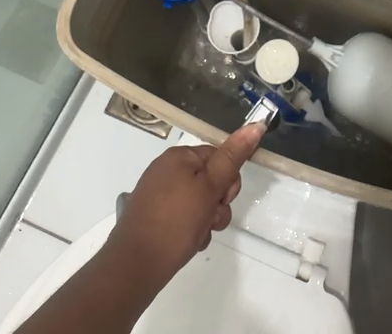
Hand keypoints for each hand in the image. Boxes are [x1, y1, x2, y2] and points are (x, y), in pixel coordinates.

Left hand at [102, 123, 266, 284]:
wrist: (134, 267)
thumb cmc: (176, 222)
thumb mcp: (210, 187)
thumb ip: (233, 157)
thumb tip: (256, 124)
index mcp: (179, 156)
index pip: (219, 157)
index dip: (228, 181)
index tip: (223, 200)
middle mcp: (167, 170)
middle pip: (210, 181)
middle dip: (218, 203)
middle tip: (210, 220)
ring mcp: (158, 195)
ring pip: (200, 202)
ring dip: (207, 220)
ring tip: (199, 235)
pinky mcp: (154, 217)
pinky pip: (184, 217)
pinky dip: (192, 229)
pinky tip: (189, 243)